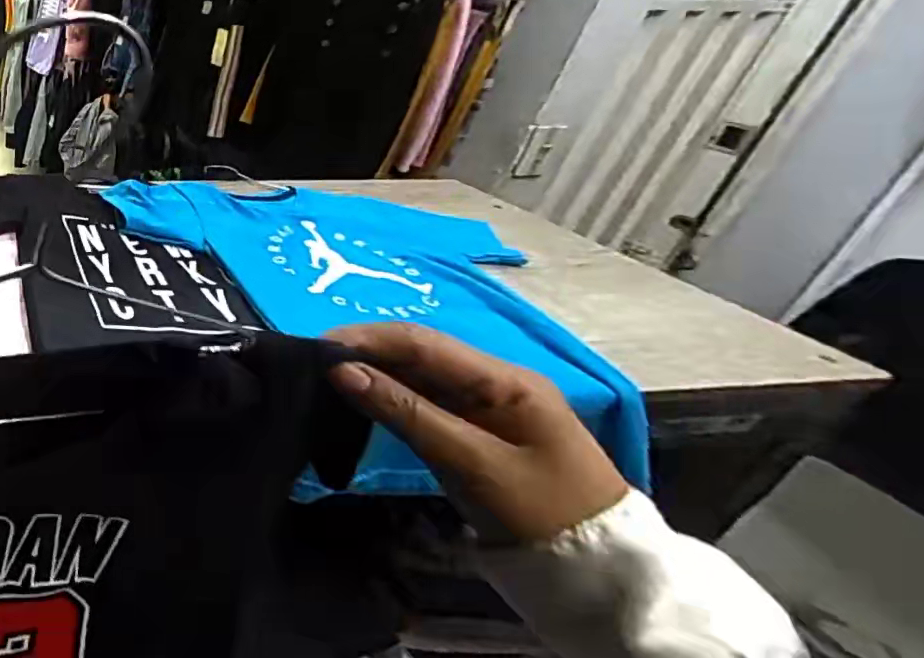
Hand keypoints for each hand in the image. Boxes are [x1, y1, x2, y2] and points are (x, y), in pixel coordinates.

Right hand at [326, 322, 627, 542]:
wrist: (607, 584)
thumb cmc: (544, 517)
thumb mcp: (473, 465)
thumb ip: (407, 413)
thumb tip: (342, 372)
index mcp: (503, 379)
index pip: (423, 341)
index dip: (369, 338)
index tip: (320, 347)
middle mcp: (494, 380)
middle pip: (420, 353)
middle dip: (368, 351)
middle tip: (316, 363)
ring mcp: (487, 405)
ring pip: (420, 375)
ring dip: (377, 372)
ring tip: (330, 377)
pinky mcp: (478, 430)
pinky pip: (427, 401)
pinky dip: (393, 397)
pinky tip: (365, 400)